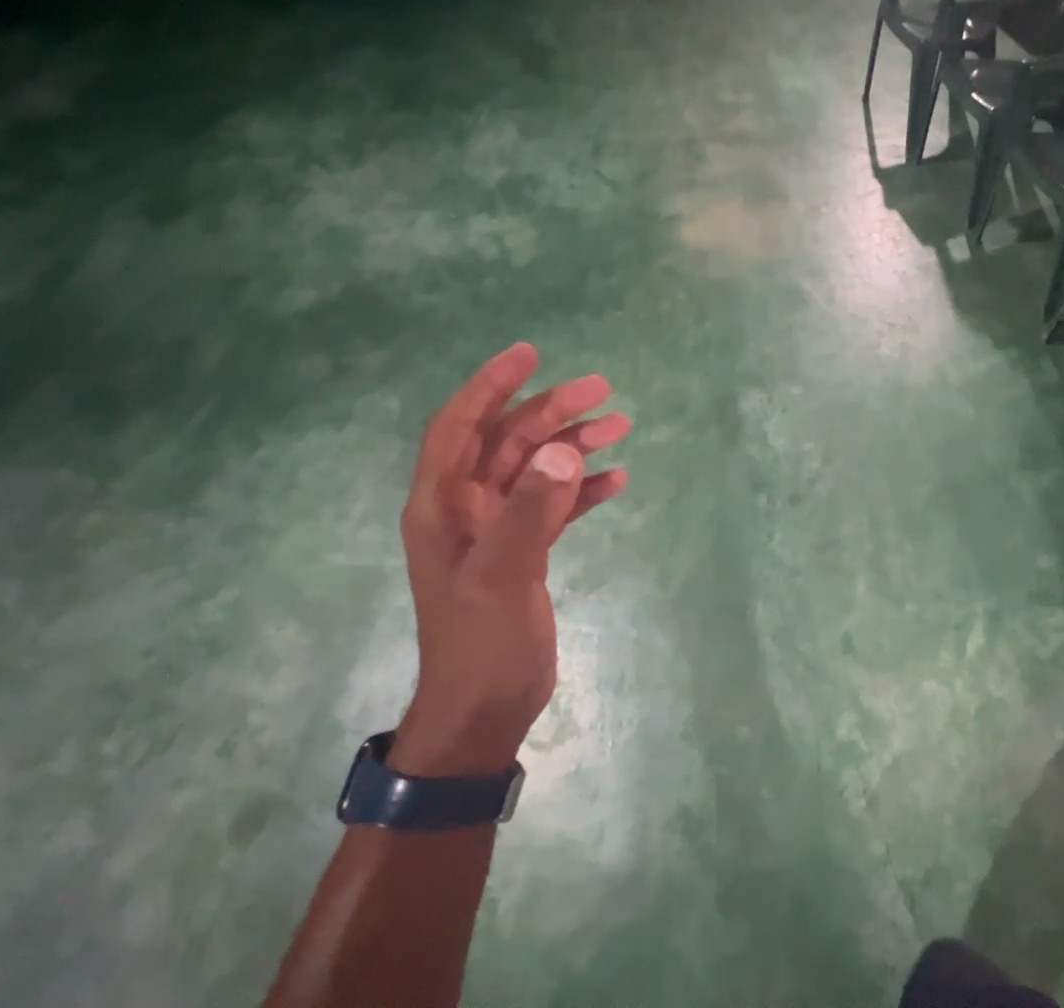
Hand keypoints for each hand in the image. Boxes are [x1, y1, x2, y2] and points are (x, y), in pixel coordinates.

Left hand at [390, 343, 630, 776]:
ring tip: (621, 427)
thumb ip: (530, 512)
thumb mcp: (502, 577)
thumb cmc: (481, 646)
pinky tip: (617, 480)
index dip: (490, 386)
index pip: (460, 427)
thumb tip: (562, 450)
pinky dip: (582, 491)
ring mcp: (497, 533)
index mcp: (442, 506)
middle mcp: (466, 510)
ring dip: (573, 447)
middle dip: (551, 412)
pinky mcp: (524, 555)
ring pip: (535, 471)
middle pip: (507, 442)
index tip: (530, 354)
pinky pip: (554, 507)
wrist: (484, 709)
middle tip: (603, 392)